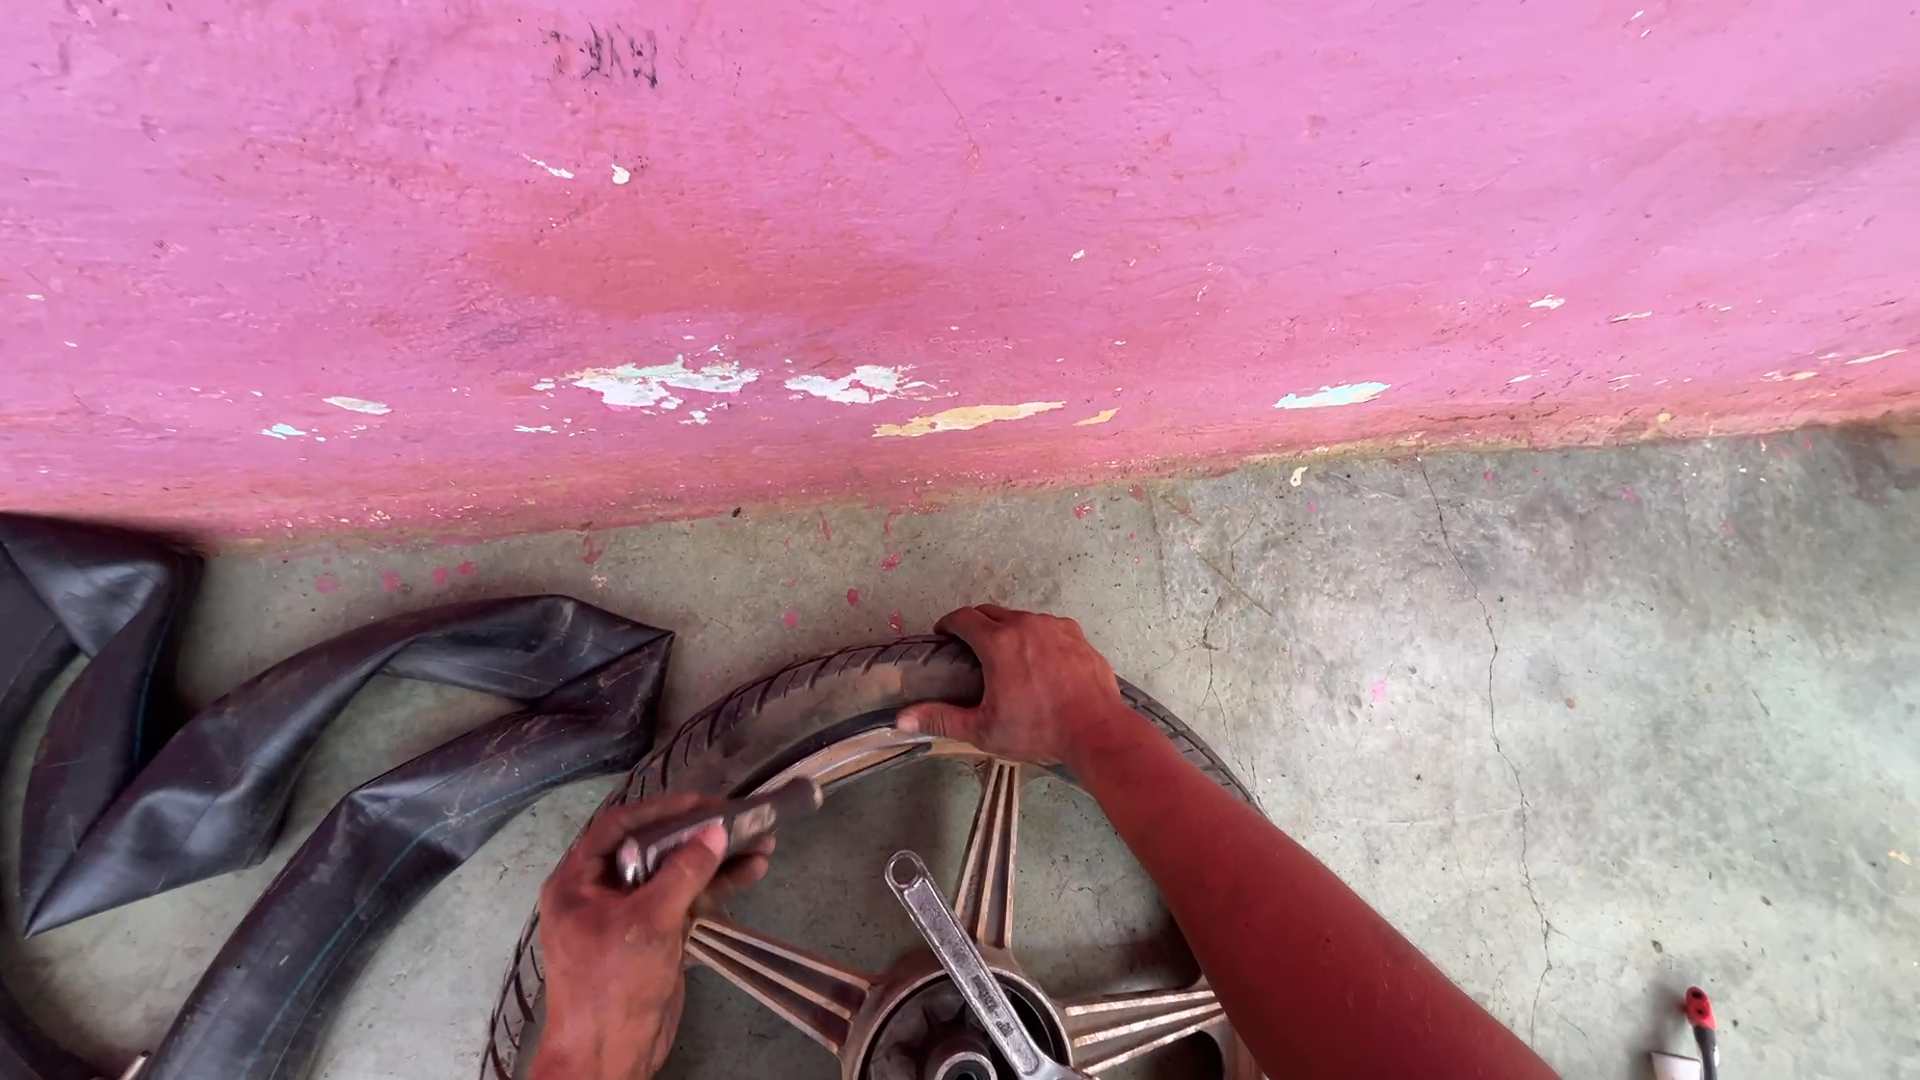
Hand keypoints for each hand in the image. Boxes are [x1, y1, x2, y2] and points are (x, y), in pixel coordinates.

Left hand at [530, 793, 774, 1079]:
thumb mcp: (649, 922)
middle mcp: (604, 889)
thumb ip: (685, 872)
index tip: (704, 802)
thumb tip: (717, 830)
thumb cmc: (613, 984)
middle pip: (656, 845)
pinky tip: (752, 870)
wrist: (609, 1061)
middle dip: (701, 833)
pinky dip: (719, 883)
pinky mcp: (658, 931)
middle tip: (740, 818)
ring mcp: (633, 911)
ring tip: (763, 842)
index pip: (621, 826)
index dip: (663, 808)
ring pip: (679, 870)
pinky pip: (689, 895)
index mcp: (579, 881)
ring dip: (719, 857)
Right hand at [897, 605, 1136, 767]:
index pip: (963, 618)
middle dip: (975, 624)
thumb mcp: (984, 730)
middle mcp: (1026, 624)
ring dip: (1007, 629)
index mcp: (999, 643)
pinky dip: (1036, 636)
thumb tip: (903, 719)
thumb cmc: (1039, 731)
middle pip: (991, 611)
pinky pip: (1048, 627)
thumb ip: (942, 718)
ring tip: (1006, 656)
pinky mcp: (1077, 635)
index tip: (943, 635)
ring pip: (1021, 618)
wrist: (1098, 731)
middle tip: (970, 648)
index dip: (948, 624)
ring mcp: (1055, 626)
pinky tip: (1039, 661)